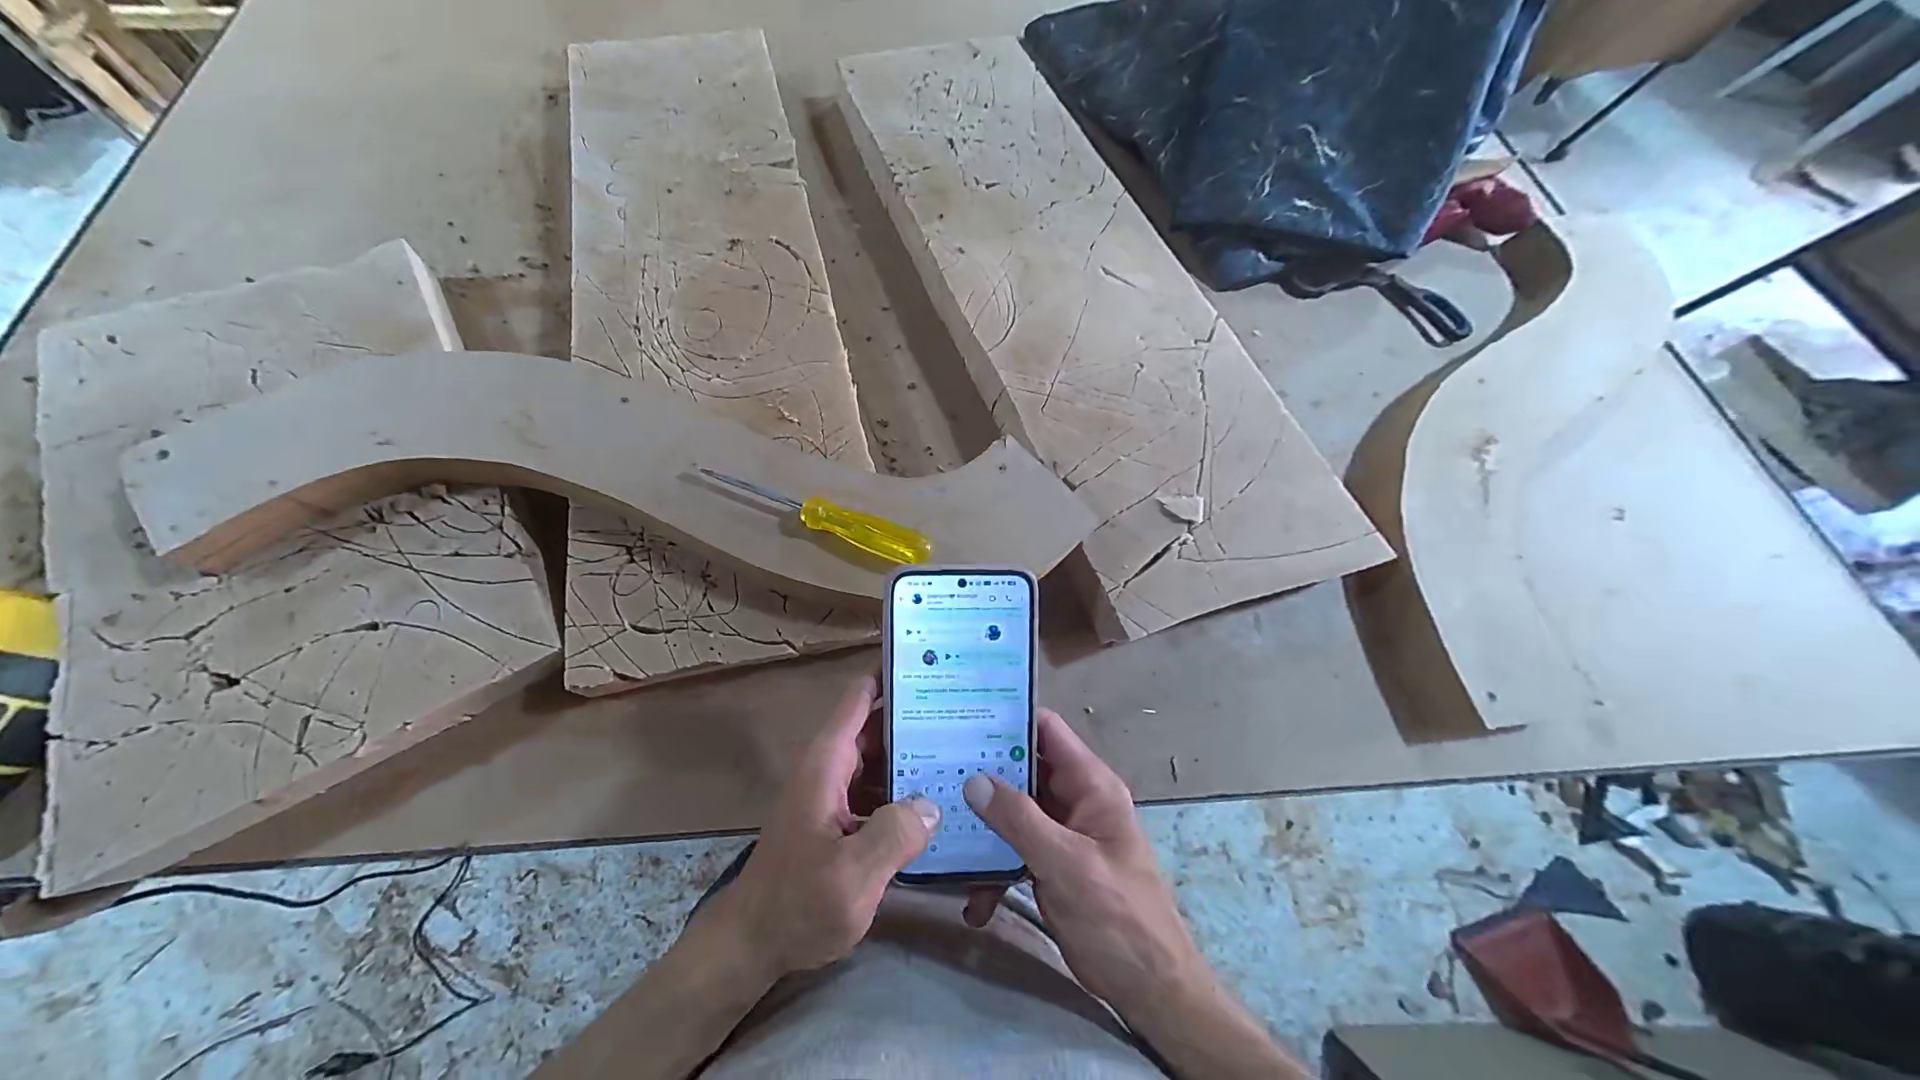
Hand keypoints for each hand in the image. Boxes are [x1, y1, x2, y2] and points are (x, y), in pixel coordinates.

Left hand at [704, 674, 940, 980]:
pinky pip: (879, 789)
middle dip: (917, 715)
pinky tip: (942, 800)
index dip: (892, 674)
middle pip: (877, 725)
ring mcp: (834, 794)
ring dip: (916, 754)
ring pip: (881, 759)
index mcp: (826, 763)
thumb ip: (895, 834)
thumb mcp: (852, 876)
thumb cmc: (797, 906)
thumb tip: (934, 803)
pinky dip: (906, 788)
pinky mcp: (840, 819)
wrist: (753, 946)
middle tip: (970, 711)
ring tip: (968, 748)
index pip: (860, 697)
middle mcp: (830, 769)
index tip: (934, 664)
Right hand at [960, 708, 1208, 1011]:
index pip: (1048, 732)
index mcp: (1090, 786)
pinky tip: (974, 900)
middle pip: (1023, 770)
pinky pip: (1013, 851)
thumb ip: (1020, 819)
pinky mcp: (1050, 866)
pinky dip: (993, 869)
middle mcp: (1075, 802)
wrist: (1148, 987)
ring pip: (1013, 812)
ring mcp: (1062, 834)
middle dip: (984, 772)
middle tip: (936, 768)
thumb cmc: (1118, 916)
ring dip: (983, 825)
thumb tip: (976, 780)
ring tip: (942, 829)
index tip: (965, 717)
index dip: (1010, 719)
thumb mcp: (1066, 864)